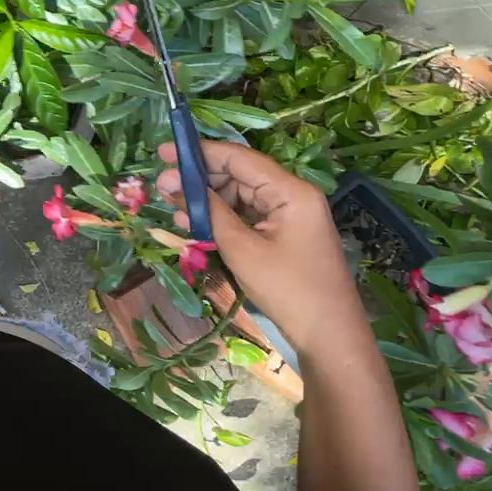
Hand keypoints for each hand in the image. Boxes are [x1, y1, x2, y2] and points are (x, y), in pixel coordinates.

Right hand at [157, 140, 364, 357]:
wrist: (330, 338)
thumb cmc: (288, 289)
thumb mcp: (241, 247)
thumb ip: (209, 210)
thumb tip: (175, 185)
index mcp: (290, 191)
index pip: (238, 158)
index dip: (199, 152)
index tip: (164, 152)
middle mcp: (292, 195)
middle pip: (238, 174)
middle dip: (199, 179)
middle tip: (162, 186)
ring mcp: (289, 215)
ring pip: (239, 194)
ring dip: (206, 199)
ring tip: (173, 207)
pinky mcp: (284, 233)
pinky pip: (246, 214)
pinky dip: (220, 217)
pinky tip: (193, 223)